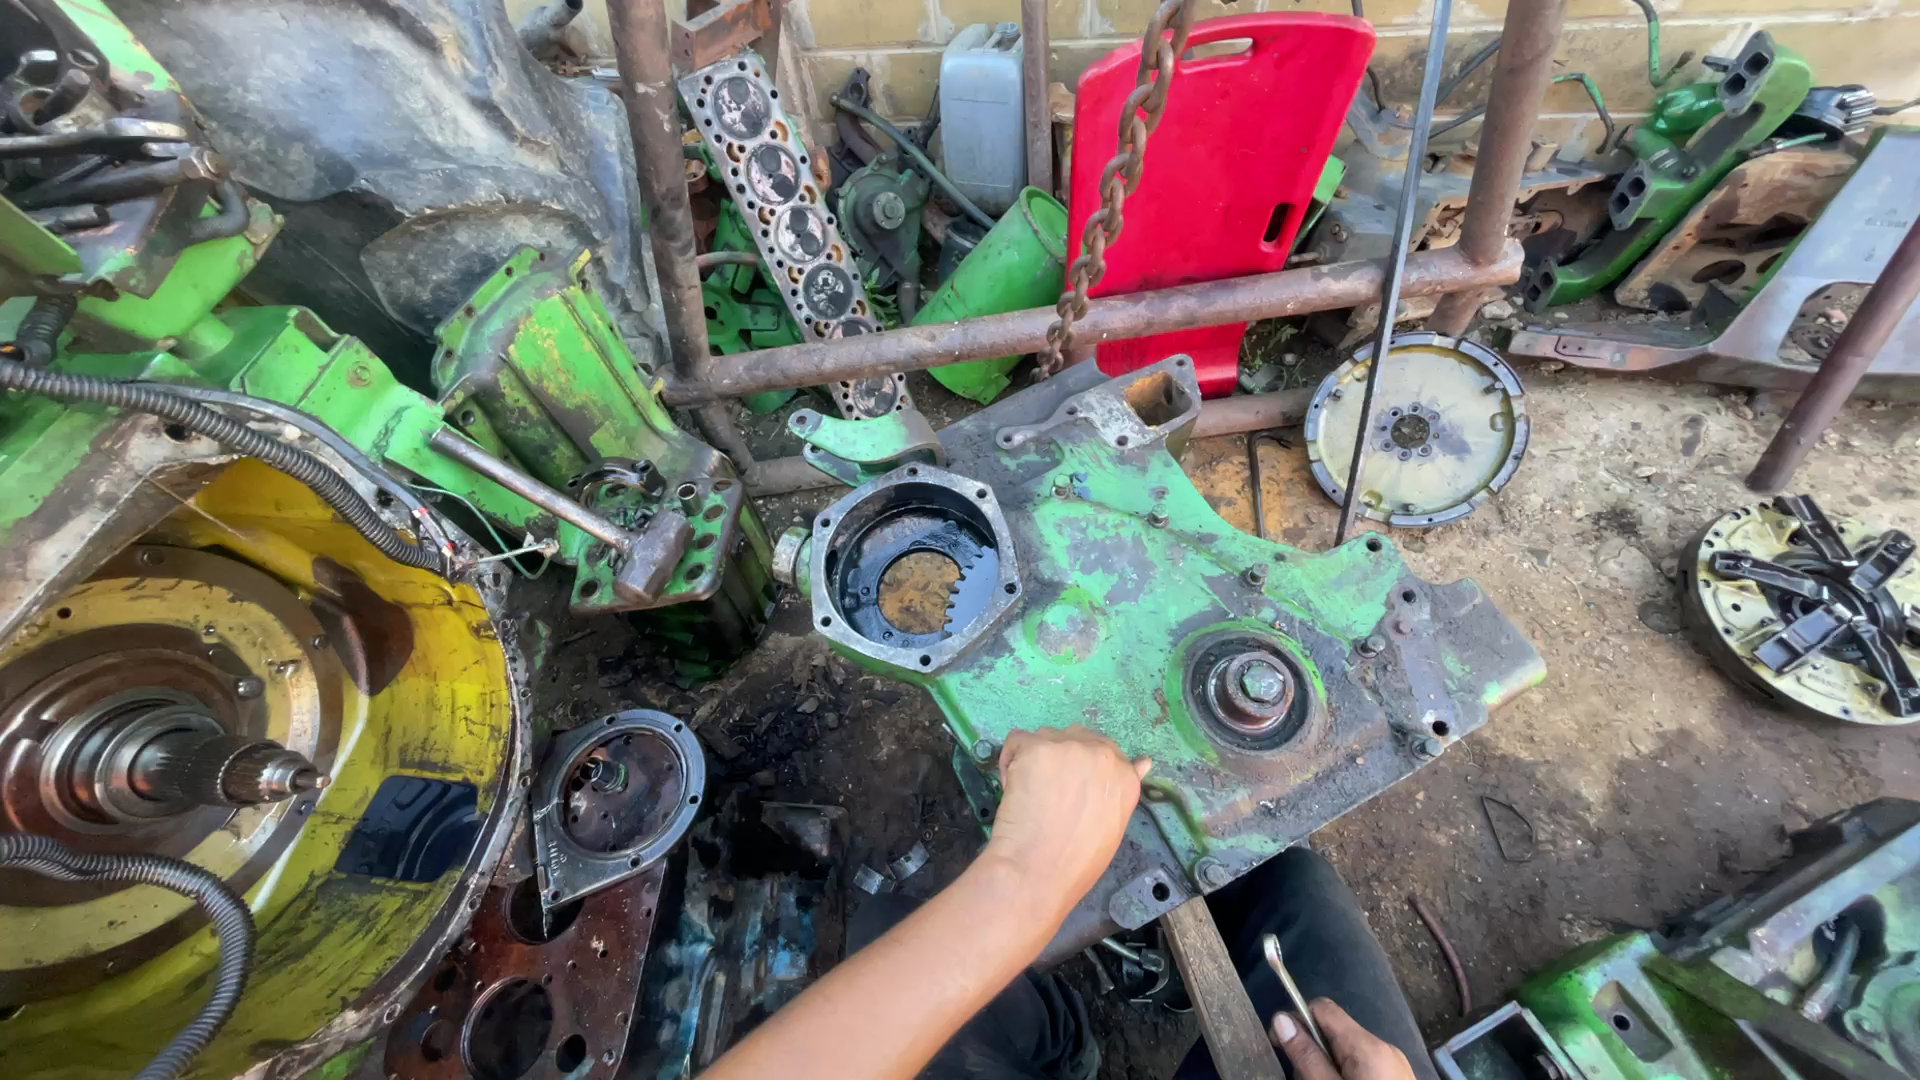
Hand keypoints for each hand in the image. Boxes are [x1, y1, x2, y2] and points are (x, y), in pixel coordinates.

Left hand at [980, 727, 1149, 918]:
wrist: (1038, 870)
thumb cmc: (1077, 862)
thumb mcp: (1113, 825)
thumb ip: (1120, 790)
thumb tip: (1144, 762)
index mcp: (1125, 776)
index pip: (1104, 750)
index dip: (1082, 767)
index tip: (1071, 789)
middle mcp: (1101, 753)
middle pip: (1076, 737)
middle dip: (1060, 758)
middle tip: (1049, 792)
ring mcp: (1068, 747)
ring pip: (1046, 737)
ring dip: (1036, 758)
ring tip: (1030, 793)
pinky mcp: (1035, 747)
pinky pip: (1018, 740)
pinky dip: (1011, 758)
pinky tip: (1012, 785)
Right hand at [1271, 999, 1415, 1079]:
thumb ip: (1307, 1057)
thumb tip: (1281, 1019)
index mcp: (1368, 1046)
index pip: (1322, 1008)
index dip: (1297, 1020)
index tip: (1282, 1048)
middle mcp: (1385, 1049)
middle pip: (1333, 1032)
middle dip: (1313, 1052)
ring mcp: (1396, 1068)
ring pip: (1347, 1053)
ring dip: (1328, 1068)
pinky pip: (1364, 1068)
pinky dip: (1347, 1077)